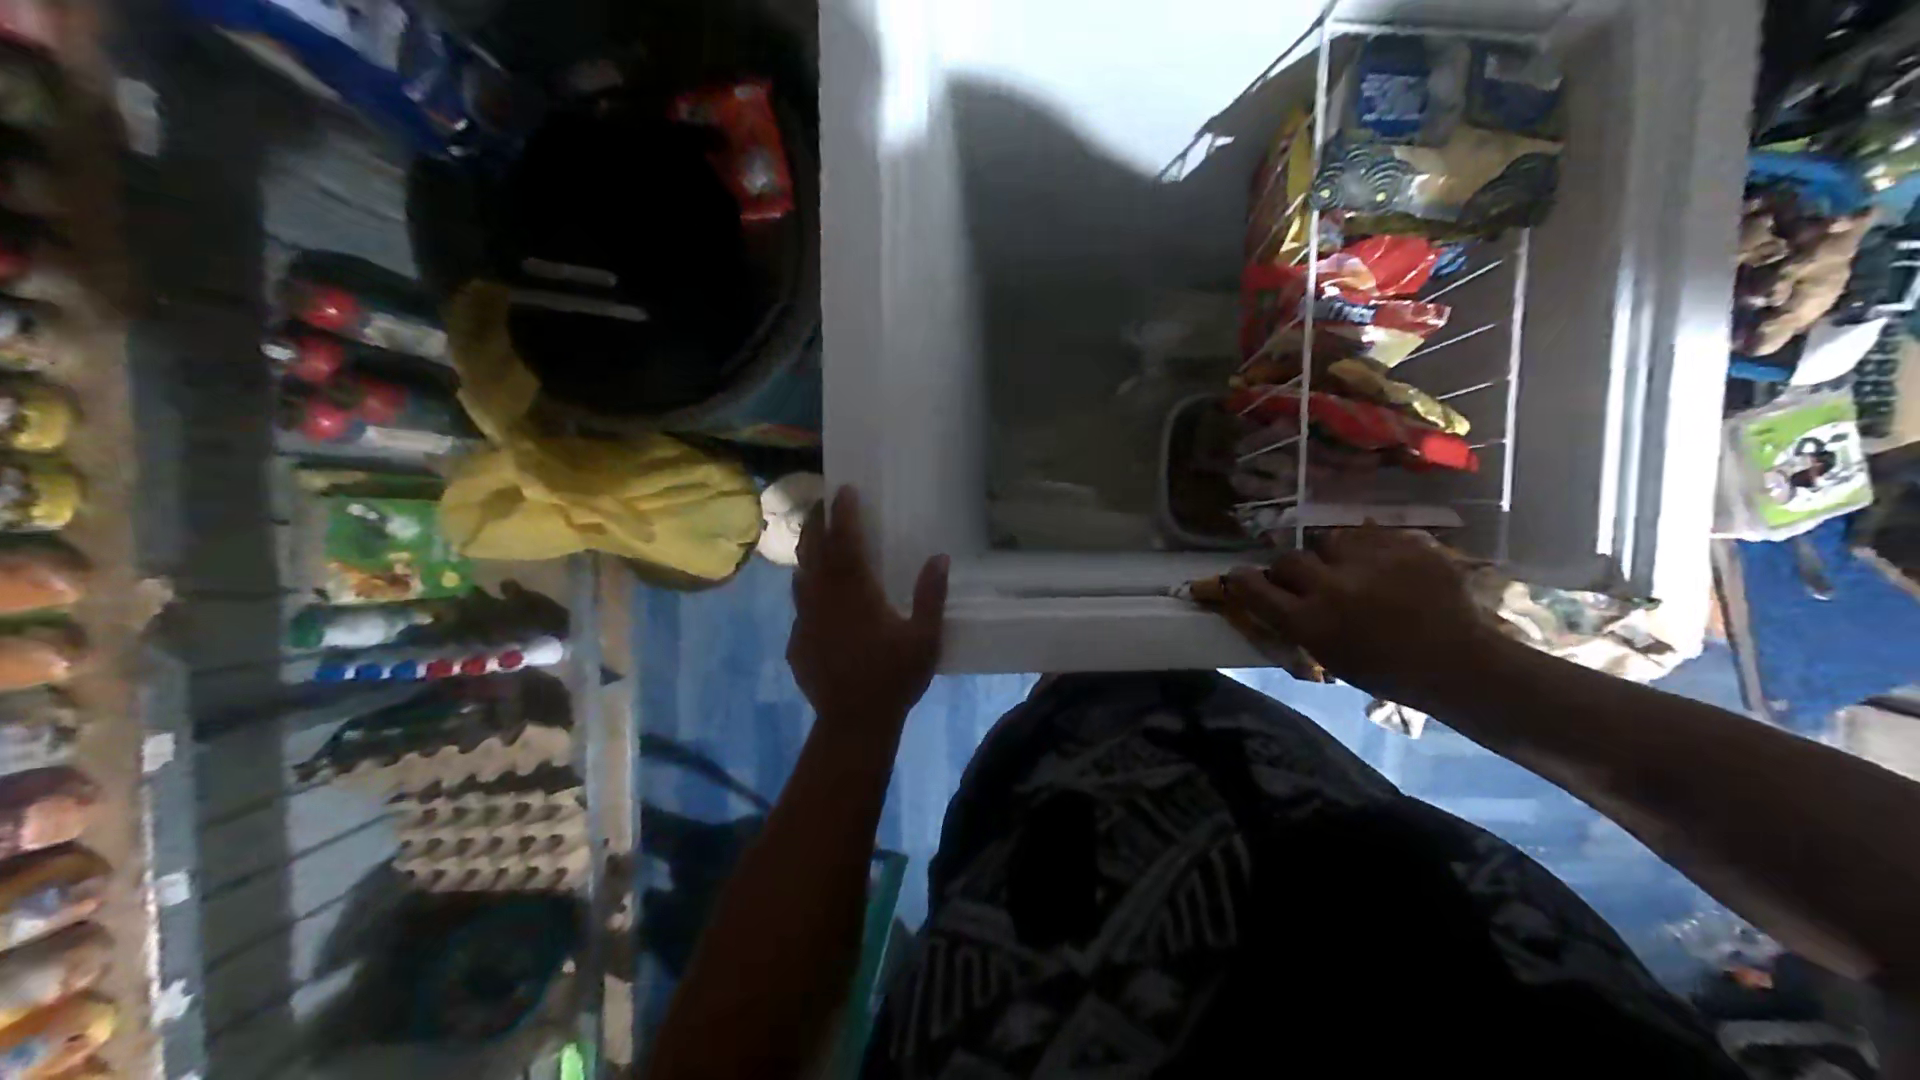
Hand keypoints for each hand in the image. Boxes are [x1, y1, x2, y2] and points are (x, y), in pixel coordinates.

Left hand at [788, 486, 947, 727]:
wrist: (854, 722)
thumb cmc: (893, 677)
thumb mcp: (924, 638)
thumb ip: (931, 596)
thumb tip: (939, 558)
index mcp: (855, 593)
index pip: (845, 542)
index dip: (844, 514)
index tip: (844, 491)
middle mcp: (823, 599)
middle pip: (813, 551)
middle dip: (816, 523)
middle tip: (822, 505)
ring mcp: (805, 621)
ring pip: (800, 578)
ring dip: (807, 555)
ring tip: (815, 544)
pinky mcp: (797, 643)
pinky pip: (800, 609)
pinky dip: (807, 595)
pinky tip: (816, 601)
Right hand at [1224, 525, 1498, 704]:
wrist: (1458, 662)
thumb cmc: (1387, 671)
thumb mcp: (1329, 655)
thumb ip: (1299, 622)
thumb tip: (1275, 598)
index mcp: (1311, 621)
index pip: (1255, 589)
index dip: (1243, 581)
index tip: (1240, 577)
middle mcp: (1333, 587)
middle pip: (1289, 560)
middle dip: (1292, 570)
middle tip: (1307, 579)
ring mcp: (1370, 562)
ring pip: (1329, 540)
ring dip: (1332, 554)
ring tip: (1349, 567)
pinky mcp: (1404, 546)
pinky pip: (1370, 534)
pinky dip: (1369, 547)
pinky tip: (1381, 563)